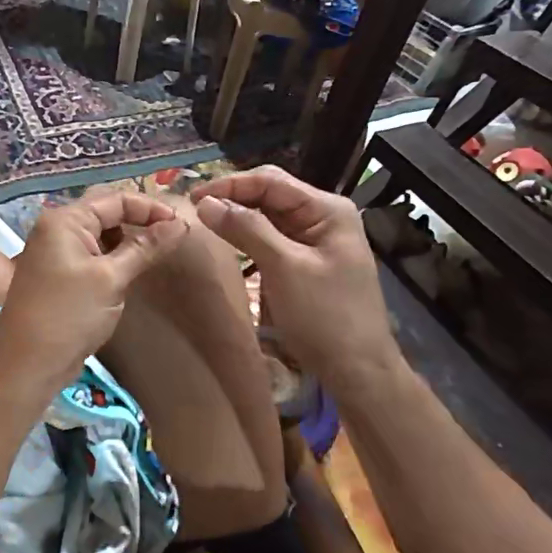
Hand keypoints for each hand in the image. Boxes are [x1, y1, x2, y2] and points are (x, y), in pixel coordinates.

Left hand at [0, 194, 188, 391]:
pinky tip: (129, 269)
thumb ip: (145, 248)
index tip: (180, 225)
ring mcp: (53, 251)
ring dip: (125, 240)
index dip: (149, 208)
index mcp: (64, 220)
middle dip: (138, 220)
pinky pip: (89, 253)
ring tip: (154, 253)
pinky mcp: (57, 273)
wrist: (27, 363)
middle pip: (104, 212)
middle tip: (170, 236)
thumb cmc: (70, 315)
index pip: (114, 199)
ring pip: (98, 233)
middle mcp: (55, 228)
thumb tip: (179, 224)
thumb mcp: (112, 278)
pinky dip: (111, 256)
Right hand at [190, 166, 394, 378]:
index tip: (193, 198)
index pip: (270, 182)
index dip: (229, 185)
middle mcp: (324, 216)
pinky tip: (229, 241)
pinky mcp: (307, 260)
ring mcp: (316, 239)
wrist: (358, 371)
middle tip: (195, 208)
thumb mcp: (283, 268)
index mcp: (327, 209)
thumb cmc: (326, 317)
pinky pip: (272, 237)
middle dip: (233, 197)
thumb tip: (205, 203)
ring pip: (269, 215)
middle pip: (270, 194)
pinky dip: (248, 236)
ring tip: (206, 221)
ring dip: (238, 216)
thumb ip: (246, 229)